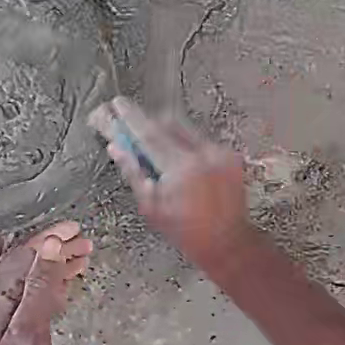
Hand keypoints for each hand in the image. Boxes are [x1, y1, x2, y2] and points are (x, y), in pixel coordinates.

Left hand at [0, 222, 93, 344]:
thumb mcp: (29, 332)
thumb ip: (40, 288)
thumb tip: (50, 248)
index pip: (26, 253)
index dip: (51, 237)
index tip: (73, 228)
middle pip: (29, 263)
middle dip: (57, 249)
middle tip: (83, 240)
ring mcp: (3, 318)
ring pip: (33, 279)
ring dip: (57, 266)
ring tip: (80, 257)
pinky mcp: (12, 334)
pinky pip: (35, 297)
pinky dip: (53, 286)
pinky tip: (63, 288)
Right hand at [89, 97, 253, 264]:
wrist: (227, 241)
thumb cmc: (184, 230)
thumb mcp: (151, 207)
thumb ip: (133, 173)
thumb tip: (115, 146)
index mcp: (181, 168)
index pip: (149, 134)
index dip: (130, 117)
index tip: (117, 104)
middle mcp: (203, 154)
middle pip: (168, 122)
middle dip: (147, 122)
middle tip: (131, 128)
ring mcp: (220, 152)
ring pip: (185, 128)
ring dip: (166, 132)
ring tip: (157, 151)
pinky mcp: (230, 154)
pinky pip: (200, 139)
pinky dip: (184, 144)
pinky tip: (180, 163)